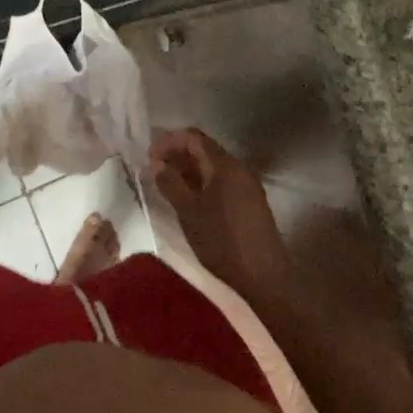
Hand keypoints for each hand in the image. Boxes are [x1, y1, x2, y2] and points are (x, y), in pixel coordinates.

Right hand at [150, 127, 291, 302]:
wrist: (263, 276)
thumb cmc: (222, 240)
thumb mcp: (188, 212)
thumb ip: (170, 183)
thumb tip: (157, 163)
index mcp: (224, 165)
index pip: (193, 137)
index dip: (168, 141)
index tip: (149, 157)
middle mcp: (238, 168)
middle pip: (204, 149)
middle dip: (177, 155)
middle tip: (154, 170)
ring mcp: (247, 185)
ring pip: (213, 166)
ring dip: (189, 170)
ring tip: (168, 185)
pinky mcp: (250, 202)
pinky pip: (222, 181)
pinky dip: (202, 183)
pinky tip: (189, 199)